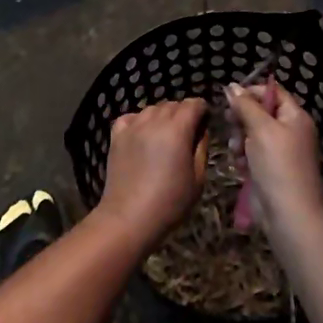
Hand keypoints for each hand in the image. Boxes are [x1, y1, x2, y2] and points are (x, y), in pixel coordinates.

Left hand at [96, 98, 209, 244]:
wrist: (128, 219)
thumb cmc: (169, 202)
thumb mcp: (198, 178)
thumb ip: (201, 148)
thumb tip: (200, 131)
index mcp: (178, 129)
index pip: (194, 103)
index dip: (202, 110)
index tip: (205, 122)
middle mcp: (155, 121)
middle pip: (173, 104)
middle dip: (183, 112)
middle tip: (187, 133)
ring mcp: (133, 127)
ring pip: (152, 108)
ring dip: (162, 116)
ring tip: (165, 134)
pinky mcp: (116, 138)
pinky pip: (130, 117)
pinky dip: (139, 120)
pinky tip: (142, 134)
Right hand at [225, 79, 322, 240]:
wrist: (289, 212)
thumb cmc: (278, 164)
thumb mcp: (261, 129)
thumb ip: (246, 106)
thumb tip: (232, 86)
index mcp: (295, 116)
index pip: (273, 92)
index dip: (251, 92)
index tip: (230, 98)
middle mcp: (290, 131)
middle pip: (260, 113)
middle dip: (242, 119)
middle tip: (232, 126)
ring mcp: (280, 152)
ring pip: (252, 135)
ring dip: (240, 141)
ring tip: (237, 152)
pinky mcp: (269, 170)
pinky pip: (251, 155)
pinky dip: (244, 158)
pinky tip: (241, 167)